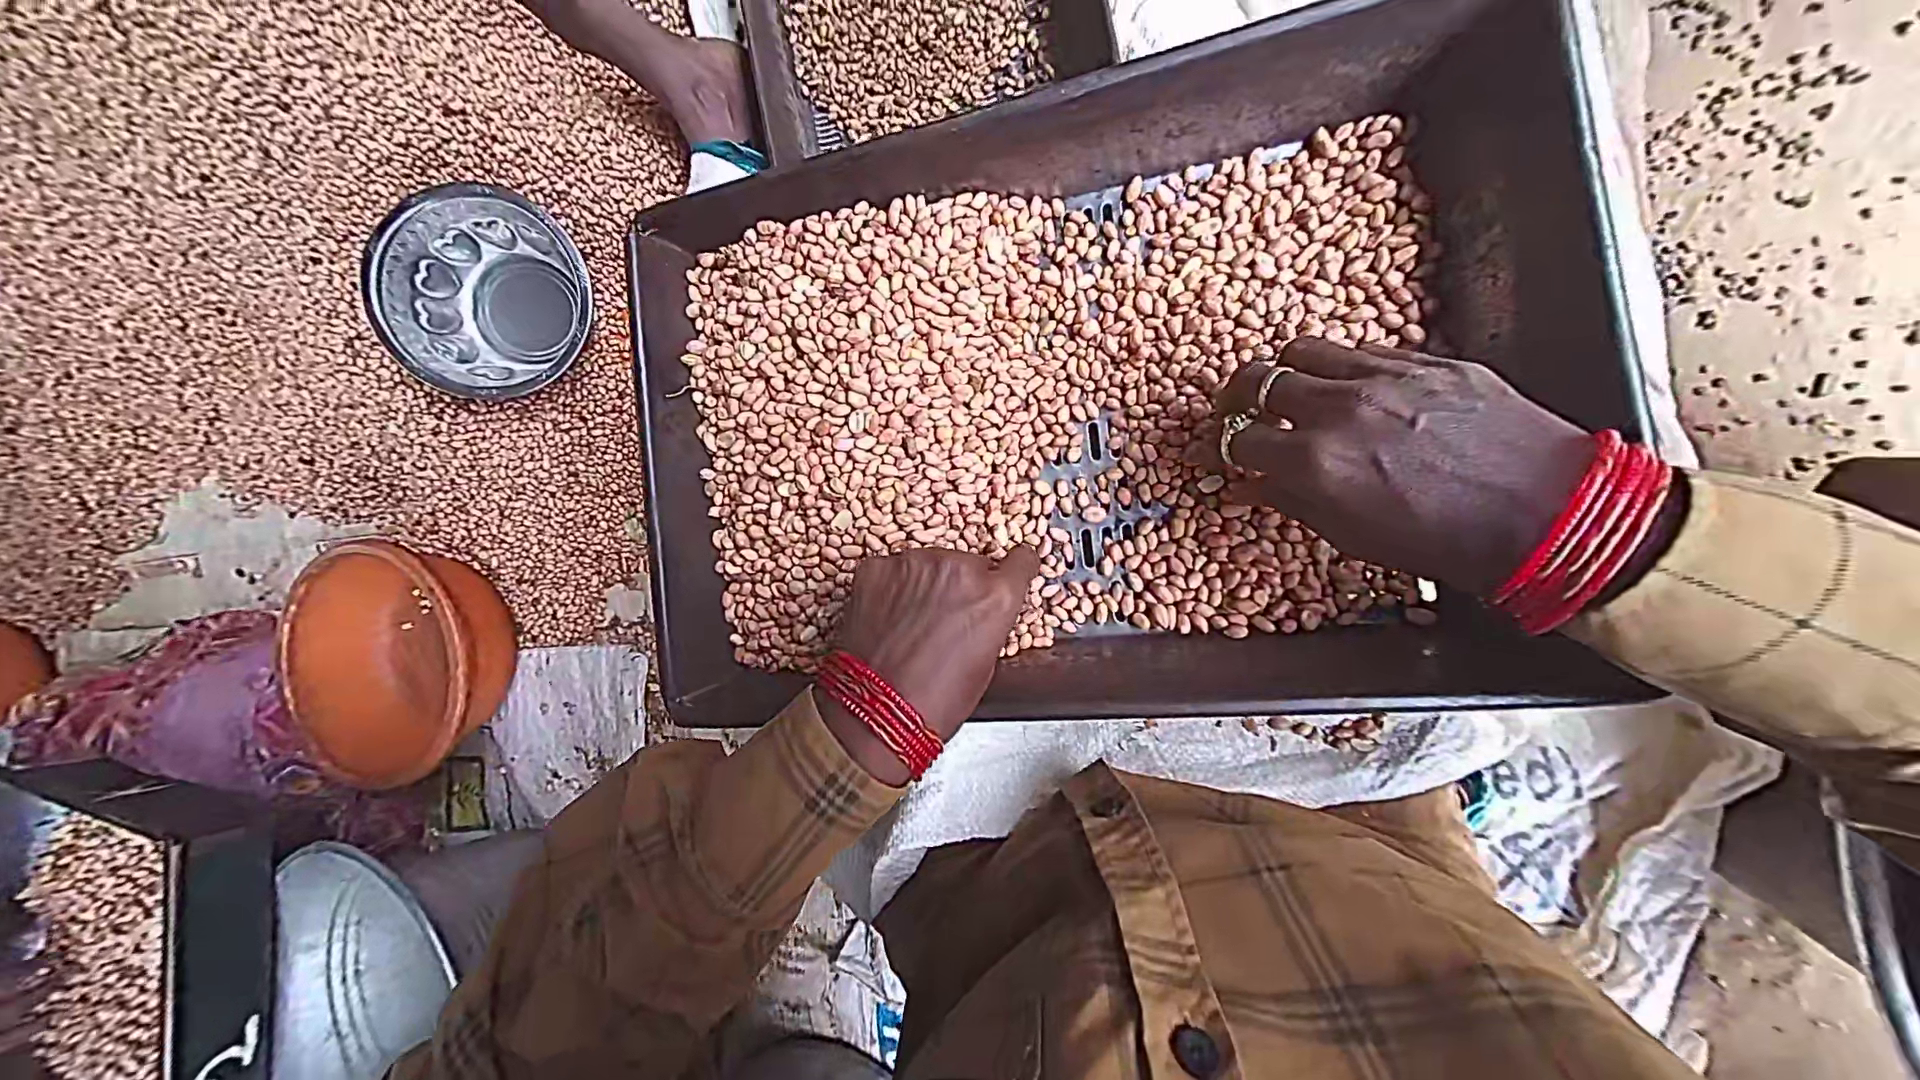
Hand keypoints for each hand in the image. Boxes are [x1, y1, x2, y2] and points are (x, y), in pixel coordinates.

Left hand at [821, 546, 1039, 784]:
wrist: (873, 712)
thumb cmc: (933, 702)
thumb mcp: (986, 663)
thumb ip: (991, 620)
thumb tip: (984, 607)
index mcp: (996, 597)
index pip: (1022, 559)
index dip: (1014, 569)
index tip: (1008, 573)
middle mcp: (959, 570)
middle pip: (971, 562)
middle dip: (962, 585)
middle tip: (946, 618)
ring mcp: (914, 564)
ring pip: (930, 563)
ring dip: (927, 583)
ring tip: (912, 623)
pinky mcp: (876, 567)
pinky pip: (893, 569)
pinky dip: (892, 587)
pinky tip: (888, 618)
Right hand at [1188, 338, 1593, 595]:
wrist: (1550, 515)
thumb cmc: (1442, 541)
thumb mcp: (1349, 534)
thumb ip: (1291, 499)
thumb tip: (1253, 483)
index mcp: (1315, 462)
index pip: (1240, 439)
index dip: (1221, 446)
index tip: (1218, 450)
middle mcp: (1340, 410)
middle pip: (1258, 379)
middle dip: (1237, 397)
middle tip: (1239, 411)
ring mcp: (1387, 378)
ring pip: (1304, 350)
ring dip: (1286, 373)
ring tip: (1293, 393)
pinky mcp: (1430, 361)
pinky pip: (1363, 350)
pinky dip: (1341, 369)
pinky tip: (1354, 392)